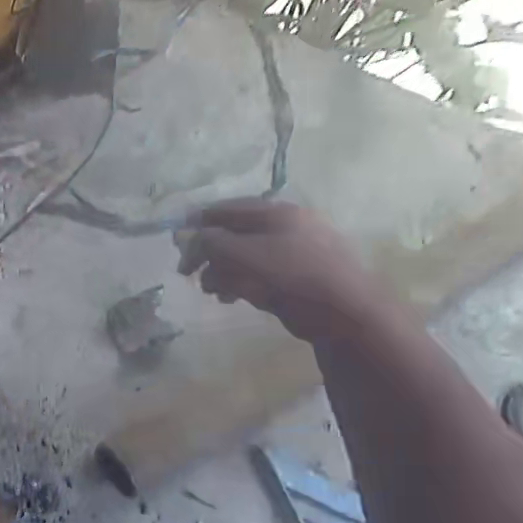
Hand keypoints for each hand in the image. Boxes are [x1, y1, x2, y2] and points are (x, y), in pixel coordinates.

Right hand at [176, 199, 377, 340]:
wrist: (345, 313)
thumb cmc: (293, 276)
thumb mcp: (245, 255)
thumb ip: (212, 244)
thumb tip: (189, 239)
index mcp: (275, 212)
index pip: (227, 209)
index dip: (198, 223)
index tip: (177, 244)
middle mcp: (285, 227)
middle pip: (234, 233)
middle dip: (209, 253)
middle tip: (188, 272)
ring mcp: (292, 253)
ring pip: (245, 257)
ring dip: (222, 271)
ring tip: (212, 291)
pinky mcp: (296, 278)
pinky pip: (259, 275)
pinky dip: (241, 283)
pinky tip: (232, 297)